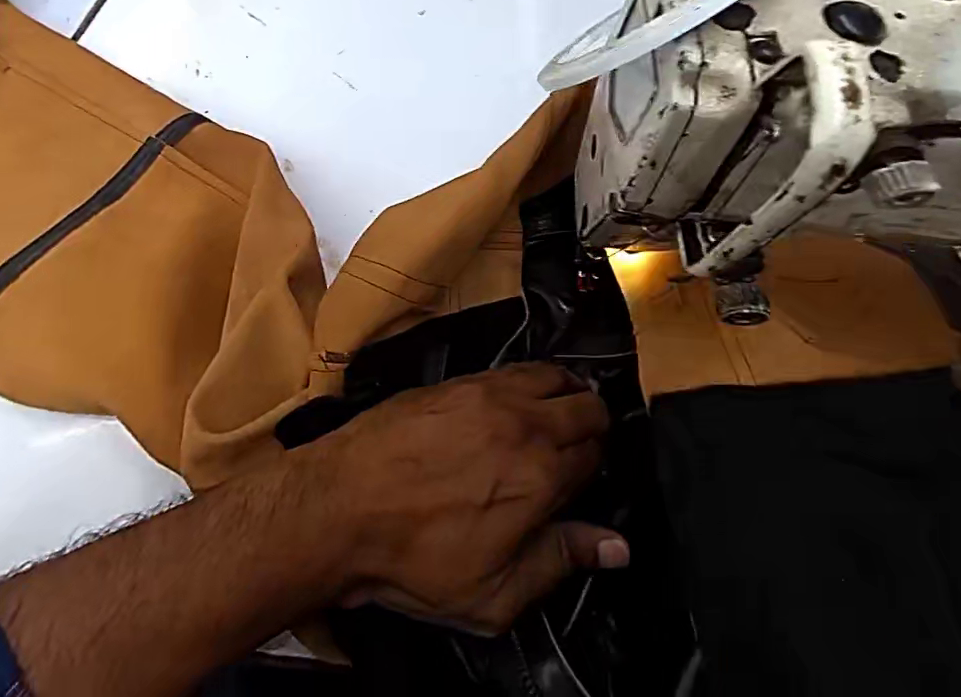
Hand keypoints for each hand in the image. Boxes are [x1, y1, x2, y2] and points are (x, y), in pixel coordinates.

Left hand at [305, 363, 627, 634]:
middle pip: (585, 405)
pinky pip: (514, 367)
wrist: (342, 503)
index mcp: (541, 475)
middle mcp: (524, 423)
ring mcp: (491, 393)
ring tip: (561, 407)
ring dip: (568, 390)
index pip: (595, 454)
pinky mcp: (460, 380)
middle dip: (593, 422)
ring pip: (553, 375)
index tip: (587, 474)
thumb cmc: (415, 557)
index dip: (597, 463)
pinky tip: (519, 397)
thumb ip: (560, 561)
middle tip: (583, 440)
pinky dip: (531, 379)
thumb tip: (618, 546)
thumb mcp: (494, 593)